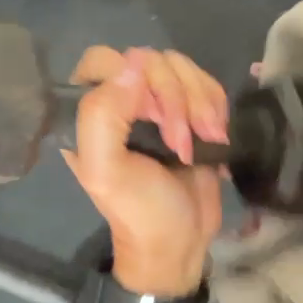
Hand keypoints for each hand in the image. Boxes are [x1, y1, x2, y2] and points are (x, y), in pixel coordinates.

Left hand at [64, 47, 226, 295]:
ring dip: (201, 104)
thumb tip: (134, 61)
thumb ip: (103, 116)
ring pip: (181, 67)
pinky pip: (204, 81)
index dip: (137, 81)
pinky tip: (215, 136)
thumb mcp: (107, 172)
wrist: (181, 242)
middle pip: (151, 60)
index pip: (106, 60)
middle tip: (182, 146)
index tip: (153, 120)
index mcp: (87, 112)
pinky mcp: (187, 109)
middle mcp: (118, 100)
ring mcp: (154, 103)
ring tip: (205, 141)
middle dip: (177, 100)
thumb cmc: (139, 210)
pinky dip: (215, 105)